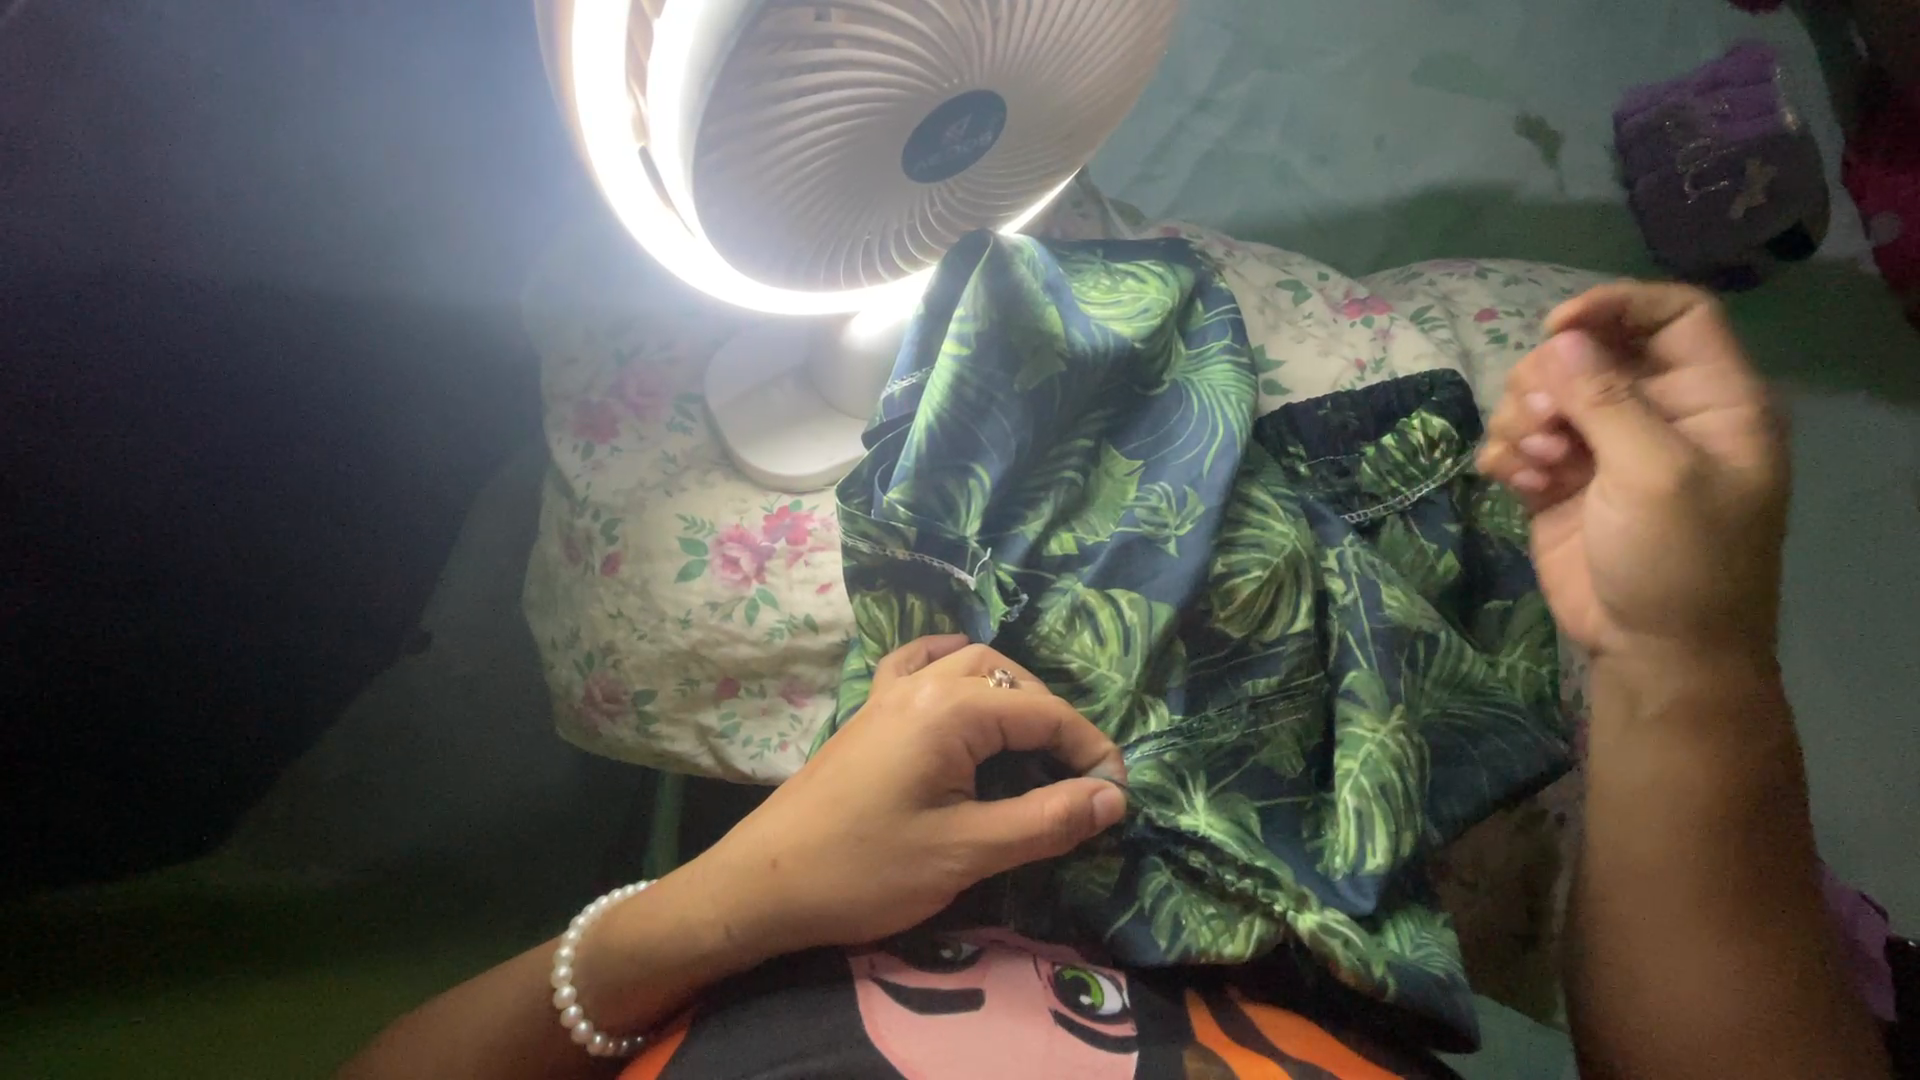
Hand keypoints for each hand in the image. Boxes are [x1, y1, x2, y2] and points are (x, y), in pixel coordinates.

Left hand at [685, 636, 1127, 961]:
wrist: (762, 883)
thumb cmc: (863, 871)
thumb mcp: (964, 853)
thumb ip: (1044, 821)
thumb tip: (1112, 797)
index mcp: (950, 711)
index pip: (1043, 712)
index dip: (1090, 748)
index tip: (1118, 793)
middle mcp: (922, 684)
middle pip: (1011, 679)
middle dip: (1053, 720)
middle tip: (1076, 776)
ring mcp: (890, 691)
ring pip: (969, 664)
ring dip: (1011, 693)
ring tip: (1033, 742)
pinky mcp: (869, 709)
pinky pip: (918, 664)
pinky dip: (952, 666)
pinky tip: (961, 685)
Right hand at [1475, 283, 1788, 667]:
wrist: (1650, 644)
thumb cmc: (1681, 559)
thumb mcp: (1654, 475)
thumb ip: (1608, 403)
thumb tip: (1559, 342)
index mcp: (1708, 400)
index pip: (1672, 316)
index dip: (1614, 308)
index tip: (1554, 328)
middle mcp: (1653, 414)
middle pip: (1586, 355)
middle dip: (1548, 382)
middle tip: (1544, 424)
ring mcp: (1599, 449)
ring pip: (1540, 397)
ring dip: (1521, 422)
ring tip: (1533, 464)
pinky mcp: (1554, 480)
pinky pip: (1514, 442)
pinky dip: (1505, 455)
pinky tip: (1515, 483)